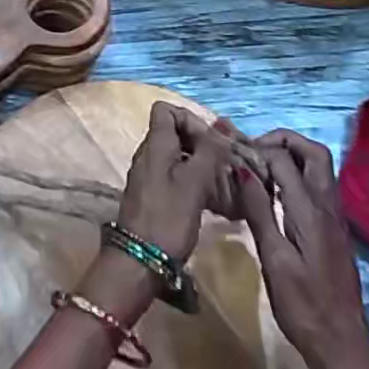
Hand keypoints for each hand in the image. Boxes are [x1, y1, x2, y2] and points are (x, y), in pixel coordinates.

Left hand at [117, 102, 238, 262]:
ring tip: (227, 183)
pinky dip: (196, 181)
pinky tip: (216, 201)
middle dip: (203, 142)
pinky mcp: (155, 194)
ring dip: (202, 164)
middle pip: (175, 132)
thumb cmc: (167, 217)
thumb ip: (208, 152)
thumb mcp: (193, 183)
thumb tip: (220, 127)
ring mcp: (150, 174)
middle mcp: (149, 154)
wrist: (141, 258)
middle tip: (227, 164)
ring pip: (179, 155)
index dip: (191, 119)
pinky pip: (177, 176)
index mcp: (155, 145)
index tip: (213, 141)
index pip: (166, 110)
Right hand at [237, 130, 368, 368]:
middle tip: (250, 150)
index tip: (230, 155)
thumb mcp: (273, 257)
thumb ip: (258, 209)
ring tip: (255, 167)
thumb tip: (241, 167)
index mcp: (310, 211)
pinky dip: (294, 174)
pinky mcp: (332, 228)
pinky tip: (270, 191)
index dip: (255, 149)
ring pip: (318, 167)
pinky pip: (316, 185)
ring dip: (288, 155)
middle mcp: (327, 207)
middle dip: (281, 140)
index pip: (284, 158)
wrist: (341, 343)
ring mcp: (334, 217)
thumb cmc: (302, 304)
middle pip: (314, 152)